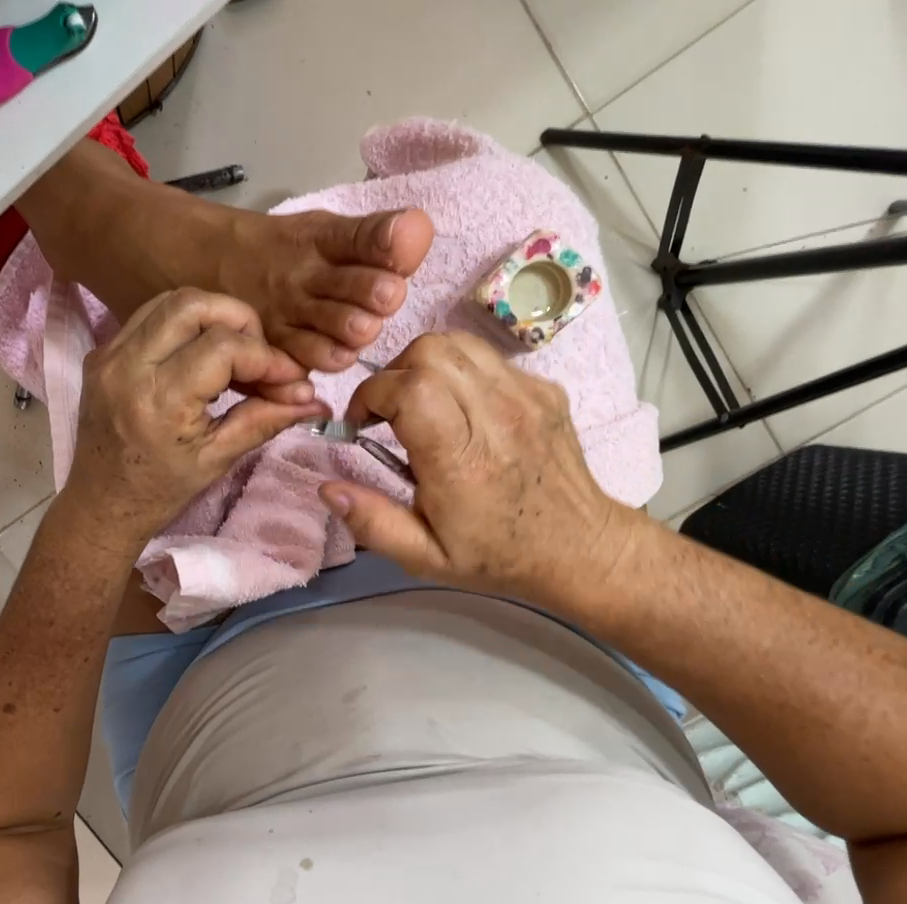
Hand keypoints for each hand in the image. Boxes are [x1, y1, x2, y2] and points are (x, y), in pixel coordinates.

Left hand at [64, 288, 329, 548]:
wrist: (101, 502)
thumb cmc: (161, 489)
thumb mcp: (218, 459)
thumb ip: (265, 420)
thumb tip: (315, 399)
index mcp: (159, 402)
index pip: (225, 348)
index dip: (267, 358)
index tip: (290, 379)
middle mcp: (128, 369)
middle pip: (195, 305)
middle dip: (240, 320)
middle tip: (258, 354)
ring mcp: (108, 357)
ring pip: (170, 302)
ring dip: (211, 317)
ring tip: (233, 353)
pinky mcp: (100, 354)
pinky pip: (147, 317)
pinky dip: (182, 326)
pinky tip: (199, 355)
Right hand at [318, 331, 650, 609]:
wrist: (579, 548)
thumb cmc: (494, 554)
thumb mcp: (423, 556)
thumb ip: (372, 522)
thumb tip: (327, 488)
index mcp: (460, 458)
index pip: (408, 388)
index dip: (372, 394)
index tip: (362, 423)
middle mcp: (495, 416)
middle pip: (429, 352)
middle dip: (392, 373)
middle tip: (387, 411)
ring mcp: (526, 396)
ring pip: (458, 342)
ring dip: (423, 364)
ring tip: (417, 400)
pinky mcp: (544, 389)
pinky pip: (487, 357)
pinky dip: (458, 370)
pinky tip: (457, 406)